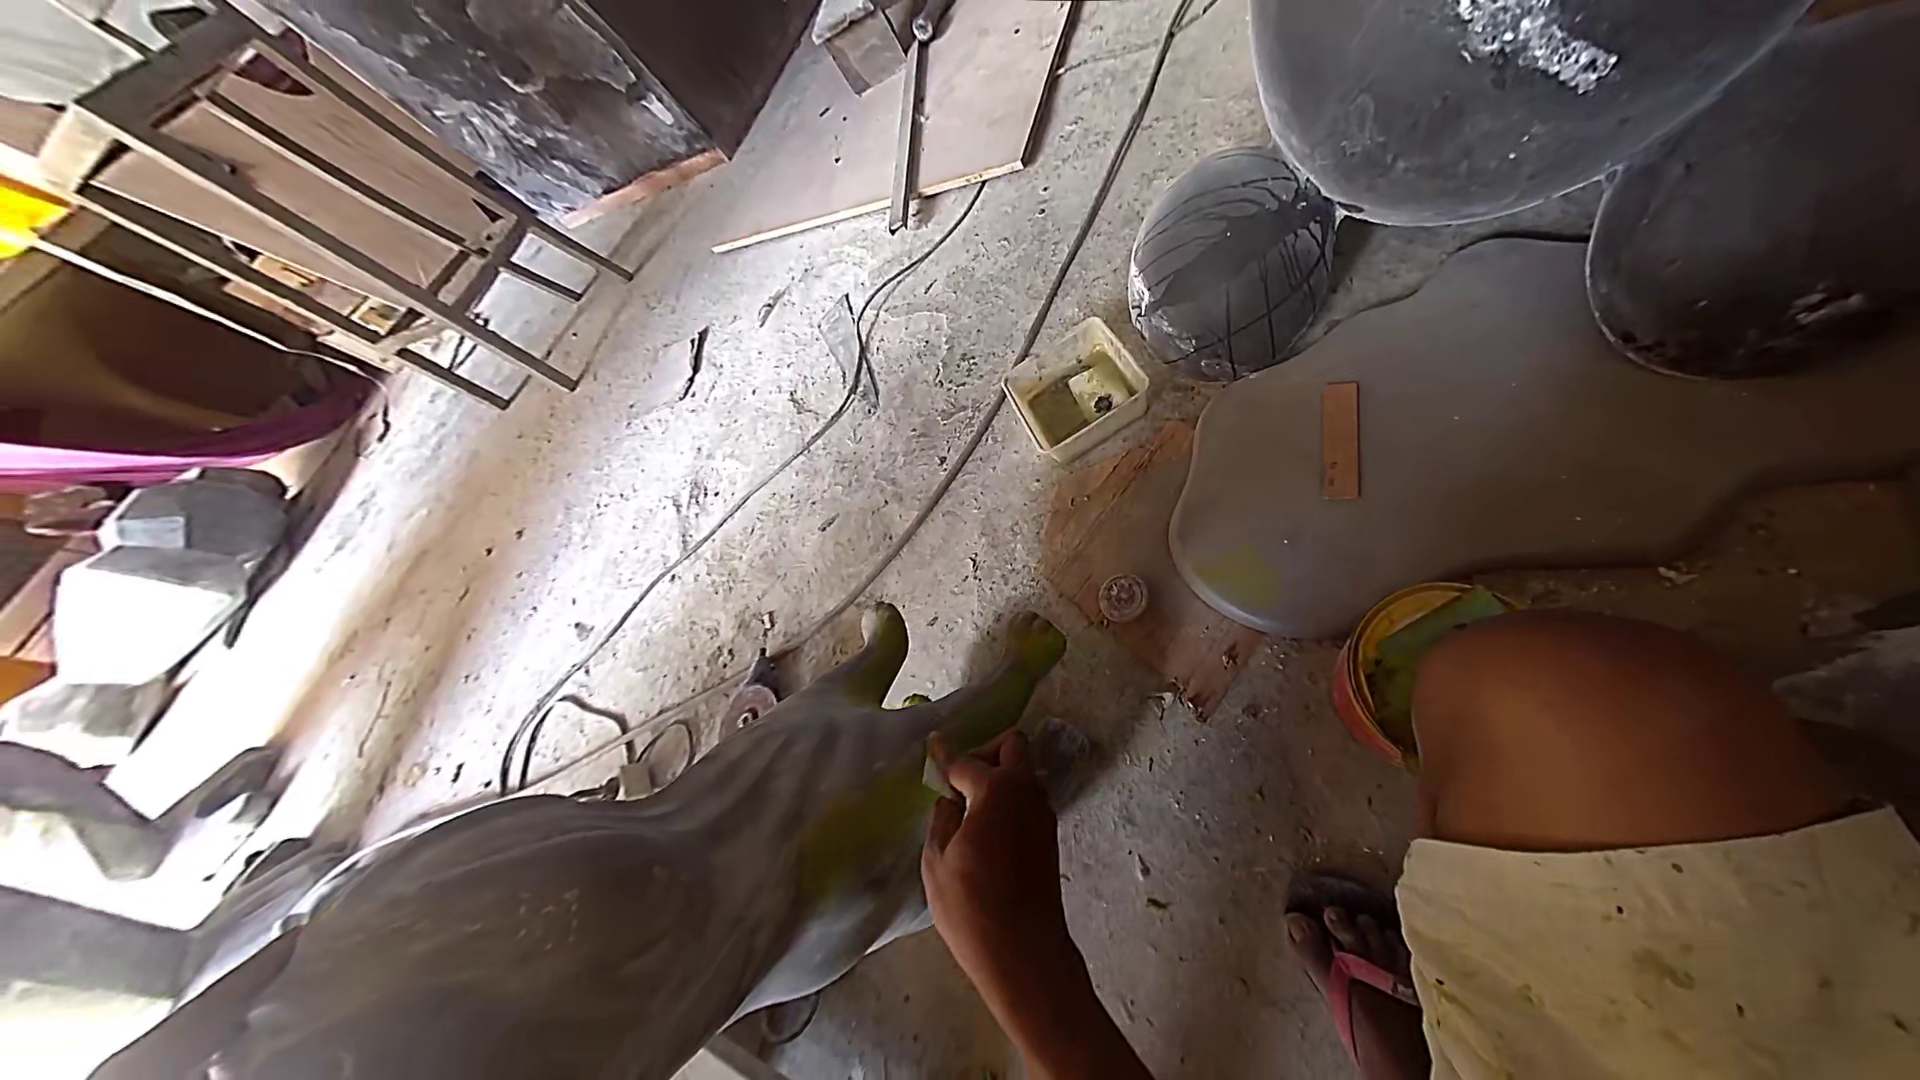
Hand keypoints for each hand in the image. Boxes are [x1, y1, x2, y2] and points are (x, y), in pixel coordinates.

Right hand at [922, 731, 1074, 990]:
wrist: (1025, 954)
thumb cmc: (972, 908)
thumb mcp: (937, 862)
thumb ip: (942, 819)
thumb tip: (950, 801)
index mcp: (995, 791)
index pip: (966, 761)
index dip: (945, 754)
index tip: (935, 743)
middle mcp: (1025, 792)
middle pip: (1013, 746)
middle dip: (987, 751)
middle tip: (962, 778)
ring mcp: (1042, 813)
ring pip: (1025, 771)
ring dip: (1002, 774)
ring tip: (972, 803)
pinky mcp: (1049, 835)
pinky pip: (1029, 797)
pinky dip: (1010, 797)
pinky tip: (989, 824)